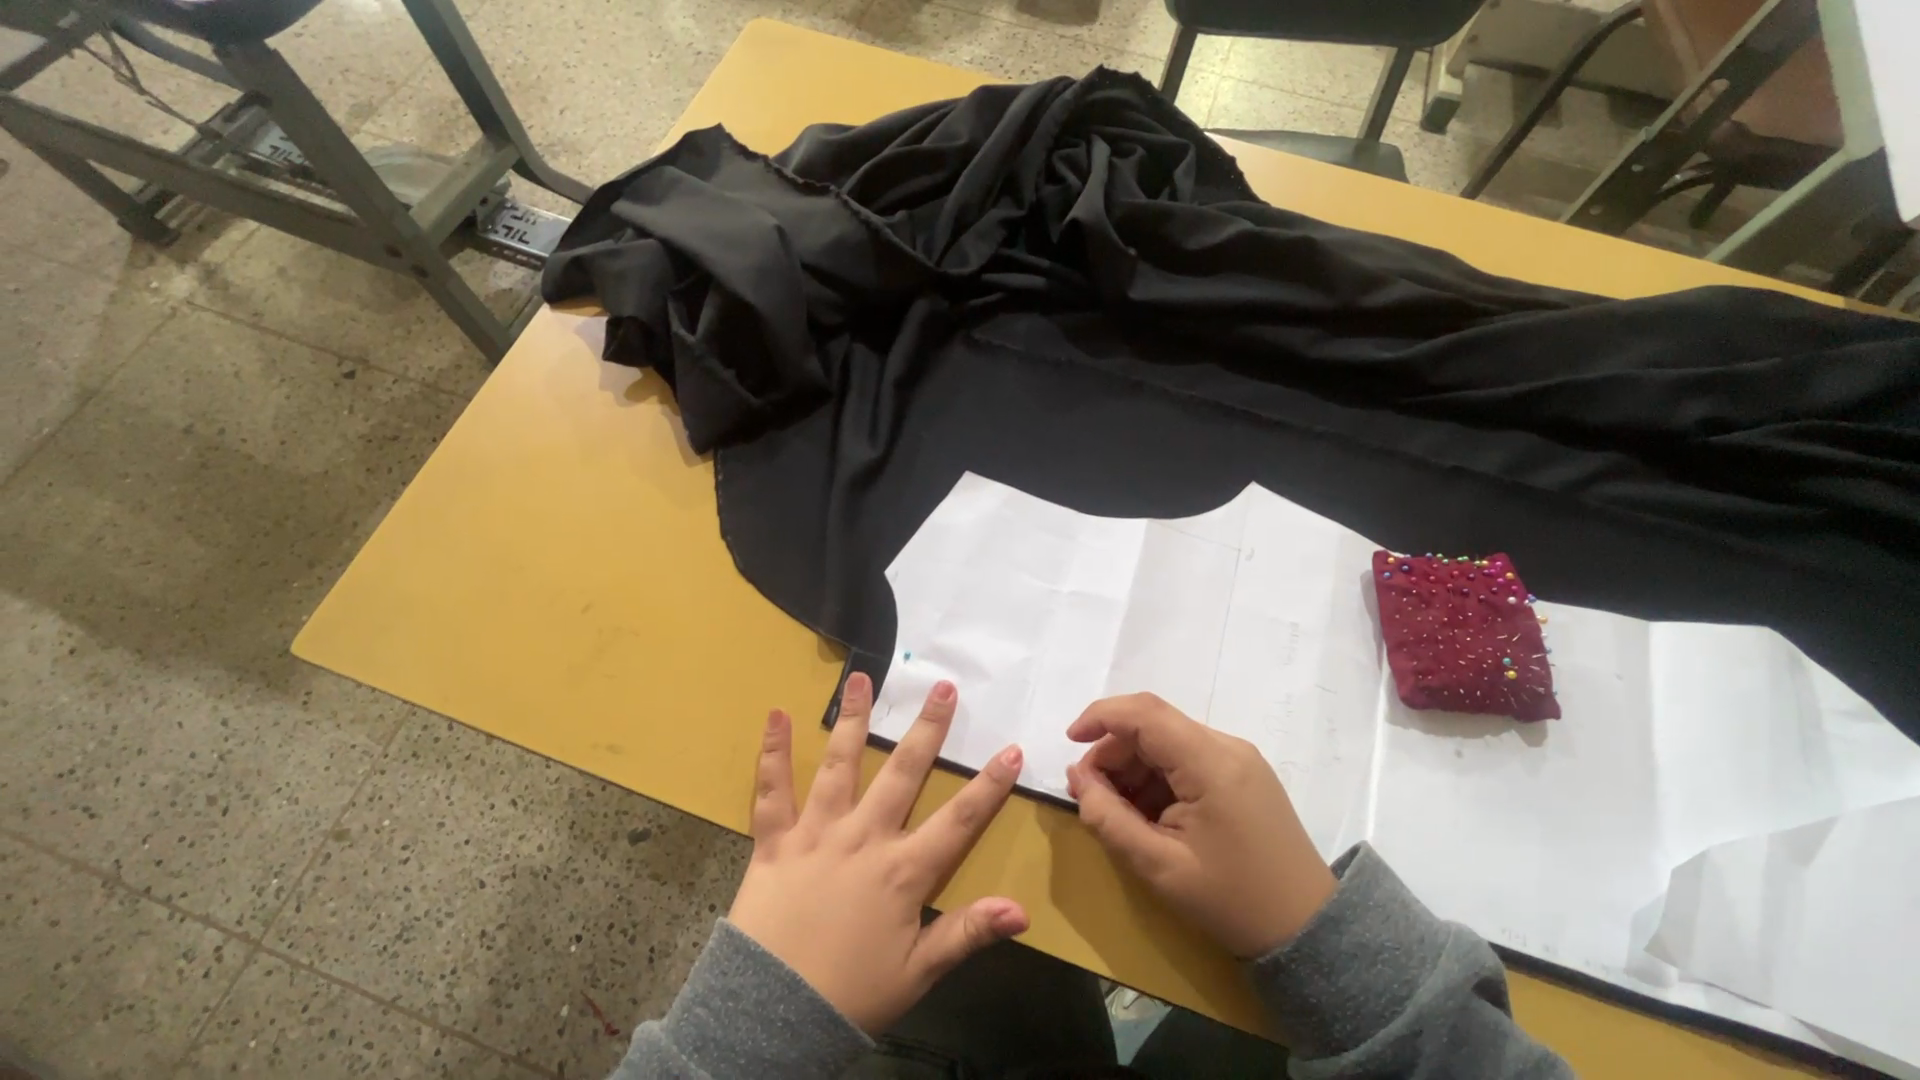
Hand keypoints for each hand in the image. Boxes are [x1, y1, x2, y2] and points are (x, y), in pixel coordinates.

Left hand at [728, 673, 1028, 1033]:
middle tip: (943, 688)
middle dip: (927, 729)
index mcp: (902, 871)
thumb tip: (1022, 910)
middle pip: (902, 774)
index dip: (988, 785)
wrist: (772, 1014)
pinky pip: (772, 790)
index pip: (958, 820)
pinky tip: (777, 713)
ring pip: (839, 765)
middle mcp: (863, 838)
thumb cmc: (851, 994)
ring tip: (860, 678)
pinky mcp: (774, 841)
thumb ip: (968, 933)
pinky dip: (773, 751)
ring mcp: (816, 833)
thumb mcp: (918, 971)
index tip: (1011, 749)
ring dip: (852, 719)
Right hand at [1065, 693, 1335, 958]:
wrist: (1307, 930)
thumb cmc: (1231, 900)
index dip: (1100, 717)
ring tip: (1118, 814)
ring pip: (1168, 742)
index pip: (1145, 713)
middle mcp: (1227, 747)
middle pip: (1154, 727)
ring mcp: (1239, 760)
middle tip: (1089, 797)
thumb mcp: (1159, 866)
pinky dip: (1157, 778)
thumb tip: (1078, 779)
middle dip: (1112, 753)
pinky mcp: (1243, 776)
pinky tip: (1148, 815)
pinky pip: (1187, 760)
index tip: (1068, 743)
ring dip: (1133, 768)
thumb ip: (1109, 818)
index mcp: (1211, 762)